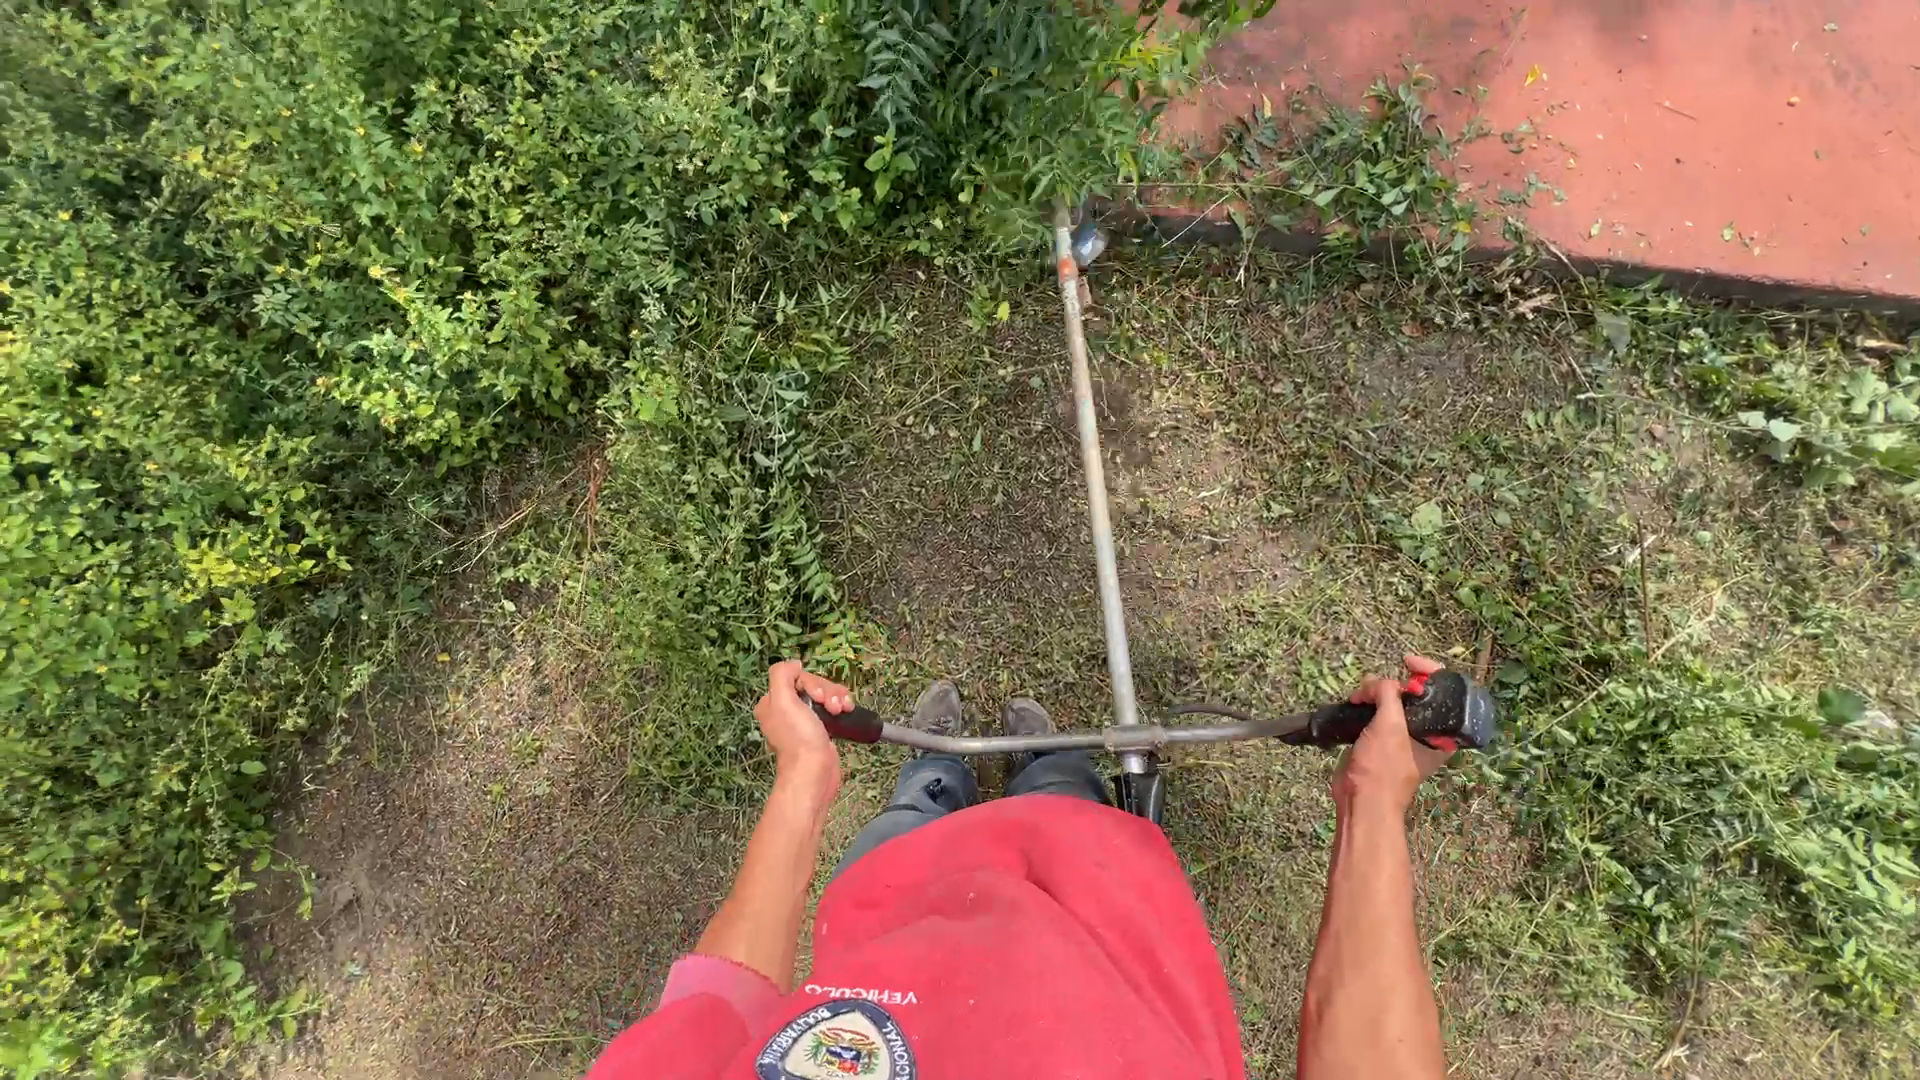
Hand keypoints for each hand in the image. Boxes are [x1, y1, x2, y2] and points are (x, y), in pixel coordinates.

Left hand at [755, 660, 849, 791]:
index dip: (811, 683)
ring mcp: (804, 719)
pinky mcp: (821, 728)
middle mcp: (786, 709)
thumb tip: (795, 664)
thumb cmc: (798, 737)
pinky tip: (847, 711)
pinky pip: (832, 706)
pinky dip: (841, 705)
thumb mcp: (782, 700)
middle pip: (811, 685)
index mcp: (771, 702)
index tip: (818, 697)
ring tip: (842, 710)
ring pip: (824, 694)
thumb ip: (782, 674)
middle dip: (827, 691)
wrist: (814, 771)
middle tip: (832, 706)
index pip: (795, 677)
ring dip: (837, 697)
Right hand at [1331, 654, 1451, 814]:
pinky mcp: (1378, 739)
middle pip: (1413, 693)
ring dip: (1374, 693)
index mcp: (1441, 732)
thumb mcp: (1389, 726)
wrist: (1361, 799)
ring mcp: (1401, 735)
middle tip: (1372, 687)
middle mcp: (1425, 731)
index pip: (1443, 691)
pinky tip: (1354, 704)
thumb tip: (1378, 684)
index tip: (1405, 661)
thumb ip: (1389, 696)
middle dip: (1391, 683)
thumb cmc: (1383, 767)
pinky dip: (1365, 704)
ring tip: (1358, 698)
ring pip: (1391, 701)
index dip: (1428, 670)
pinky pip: (1376, 712)